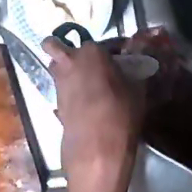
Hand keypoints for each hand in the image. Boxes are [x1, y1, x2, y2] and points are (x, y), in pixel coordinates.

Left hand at [46, 36, 143, 191]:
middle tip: (89, 63)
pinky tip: (86, 101)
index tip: (122, 59)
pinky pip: (61, 87)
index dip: (114, 50)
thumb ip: (133, 71)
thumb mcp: (137, 89)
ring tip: (87, 82)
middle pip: (56, 46)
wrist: (97, 149)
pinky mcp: (55, 102)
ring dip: (66, 69)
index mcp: (91, 52)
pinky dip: (69, 89)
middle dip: (68, 50)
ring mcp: (58, 83)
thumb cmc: (121, 114)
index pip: (103, 42)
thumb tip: (135, 65)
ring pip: (55, 66)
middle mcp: (68, 62)